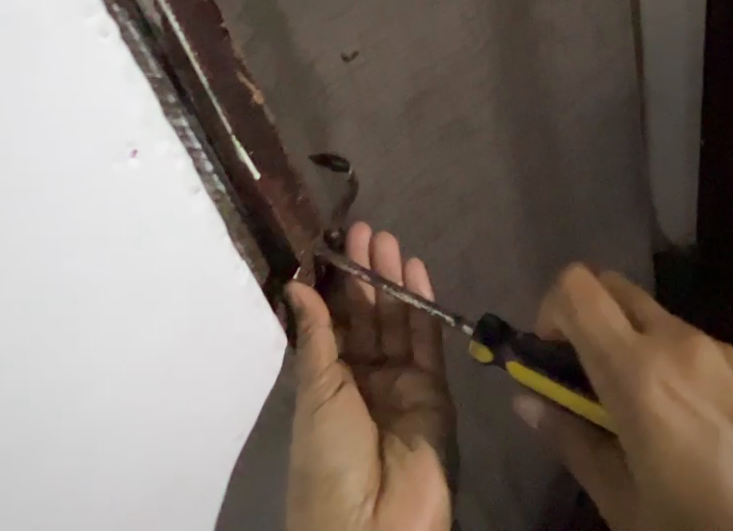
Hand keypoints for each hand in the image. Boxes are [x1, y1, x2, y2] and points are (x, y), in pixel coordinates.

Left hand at [284, 222, 456, 530]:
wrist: (374, 525)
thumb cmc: (329, 456)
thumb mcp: (316, 392)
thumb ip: (317, 334)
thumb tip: (297, 285)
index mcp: (329, 381)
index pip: (334, 322)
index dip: (335, 285)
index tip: (333, 244)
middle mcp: (365, 378)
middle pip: (367, 317)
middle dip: (365, 274)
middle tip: (364, 230)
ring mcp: (401, 383)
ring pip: (397, 322)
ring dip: (392, 281)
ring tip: (387, 239)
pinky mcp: (434, 391)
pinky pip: (426, 341)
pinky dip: (422, 305)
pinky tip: (416, 270)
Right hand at [518, 265, 732, 530]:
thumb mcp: (627, 507)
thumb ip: (572, 443)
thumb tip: (527, 402)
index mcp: (638, 370)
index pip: (575, 287)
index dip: (549, 310)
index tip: (549, 360)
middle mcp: (676, 341)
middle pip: (609, 284)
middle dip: (582, 316)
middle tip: (580, 378)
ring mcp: (717, 350)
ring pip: (646, 312)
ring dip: (622, 338)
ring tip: (628, 411)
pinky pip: (682, 339)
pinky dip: (658, 356)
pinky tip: (675, 423)